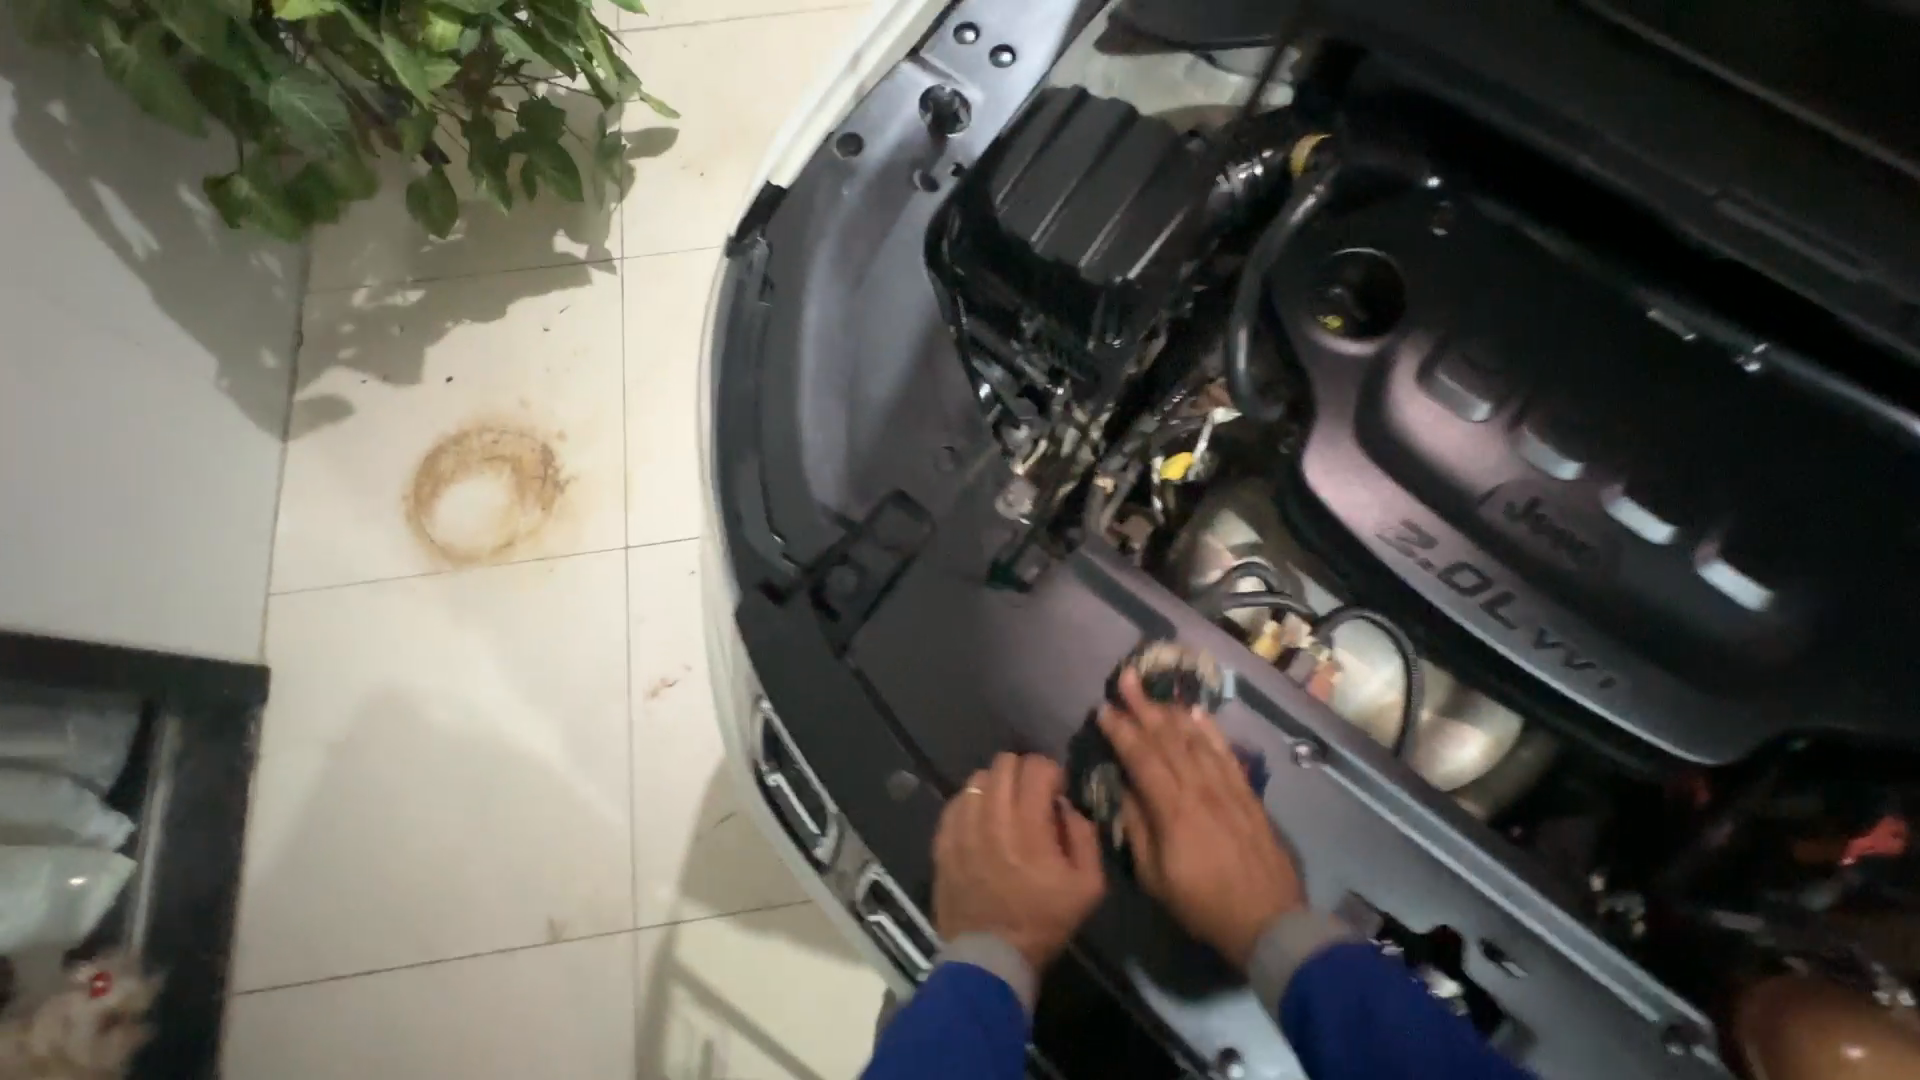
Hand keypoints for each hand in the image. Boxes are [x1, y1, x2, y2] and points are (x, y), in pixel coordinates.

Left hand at [933, 752, 1106, 971]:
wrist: (991, 957)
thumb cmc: (1043, 921)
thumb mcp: (1088, 886)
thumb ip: (1084, 835)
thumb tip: (1065, 805)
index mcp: (1029, 827)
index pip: (1036, 766)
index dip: (1050, 773)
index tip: (1054, 794)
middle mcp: (992, 818)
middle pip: (1004, 763)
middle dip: (1023, 773)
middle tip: (1030, 797)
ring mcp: (962, 828)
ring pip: (977, 778)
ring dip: (996, 787)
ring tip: (1004, 810)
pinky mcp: (942, 841)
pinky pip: (956, 802)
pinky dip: (972, 804)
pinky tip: (982, 823)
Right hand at [1098, 670, 1304, 968]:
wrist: (1269, 921)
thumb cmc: (1203, 904)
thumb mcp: (1155, 877)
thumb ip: (1137, 828)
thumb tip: (1124, 788)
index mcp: (1173, 809)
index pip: (1142, 757)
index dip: (1122, 730)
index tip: (1104, 709)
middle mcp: (1200, 788)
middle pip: (1168, 738)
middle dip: (1144, 706)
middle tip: (1127, 678)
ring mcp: (1227, 787)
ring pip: (1196, 739)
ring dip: (1172, 711)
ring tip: (1154, 691)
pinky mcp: (1247, 793)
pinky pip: (1226, 752)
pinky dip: (1210, 730)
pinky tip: (1197, 714)